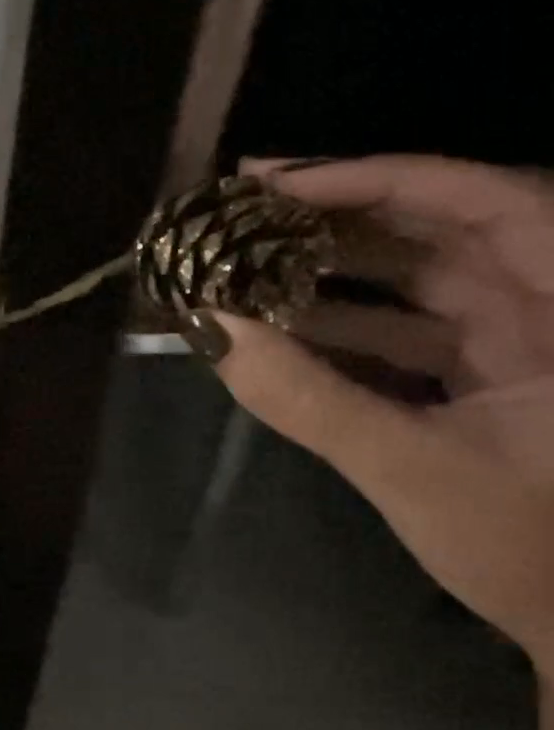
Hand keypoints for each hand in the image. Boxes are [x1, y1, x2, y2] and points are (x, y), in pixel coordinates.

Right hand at [187, 155, 553, 665]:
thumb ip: (305, 397)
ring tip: (235, 268)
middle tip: (234, 213)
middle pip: (443, 229)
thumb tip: (208, 328)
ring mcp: (532, 346)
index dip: (373, 178)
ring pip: (420, 278)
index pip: (485, 201)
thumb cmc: (539, 551)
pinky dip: (342, 324)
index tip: (268, 182)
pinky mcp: (502, 378)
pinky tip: (272, 327)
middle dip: (335, 216)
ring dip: (327, 273)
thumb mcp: (412, 470)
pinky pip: (411, 329)